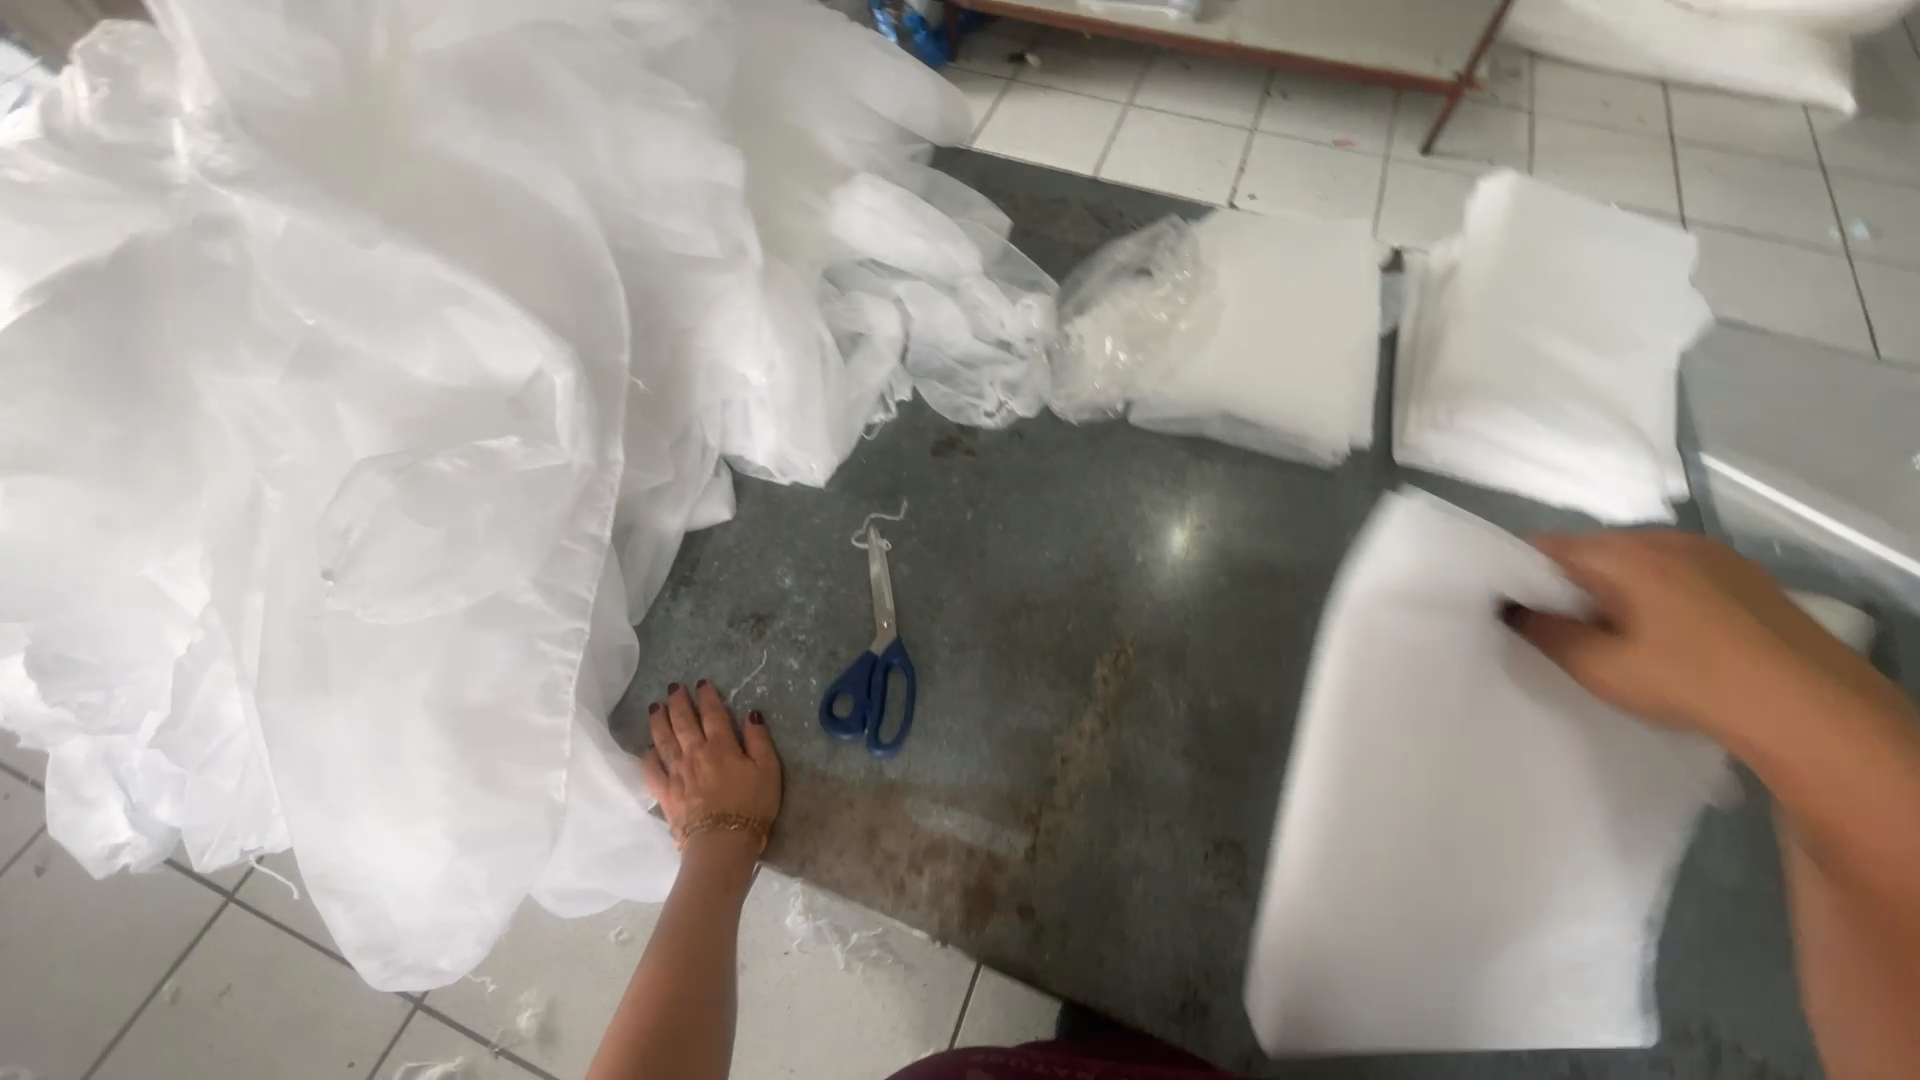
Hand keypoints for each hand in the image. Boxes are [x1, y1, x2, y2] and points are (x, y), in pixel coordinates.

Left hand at [642, 681, 781, 856]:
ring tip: (655, 707)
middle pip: (683, 722)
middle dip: (678, 702)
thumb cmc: (752, 806)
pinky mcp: (666, 794)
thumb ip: (759, 740)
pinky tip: (647, 748)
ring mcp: (677, 774)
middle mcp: (695, 754)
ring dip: (659, 721)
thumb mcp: (769, 770)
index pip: (713, 714)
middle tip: (673, 687)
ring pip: (664, 741)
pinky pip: (652, 771)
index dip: (707, 696)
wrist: (722, 842)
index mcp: (721, 746)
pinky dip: (648, 757)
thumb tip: (751, 714)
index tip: (702, 683)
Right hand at [1504, 531, 1891, 739]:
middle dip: (1564, 582)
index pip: (1542, 546)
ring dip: (1610, 587)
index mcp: (1624, 553)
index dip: (1515, 574)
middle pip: (1588, 550)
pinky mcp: (1742, 573)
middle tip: (1558, 627)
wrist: (1814, 709)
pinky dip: (1652, 591)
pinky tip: (1662, 632)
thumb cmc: (1690, 682)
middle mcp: (1664, 538)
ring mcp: (1710, 552)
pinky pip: (1672, 569)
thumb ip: (1544, 631)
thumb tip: (1508, 608)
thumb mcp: (1597, 666)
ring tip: (1610, 633)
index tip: (1509, 609)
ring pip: (1632, 559)